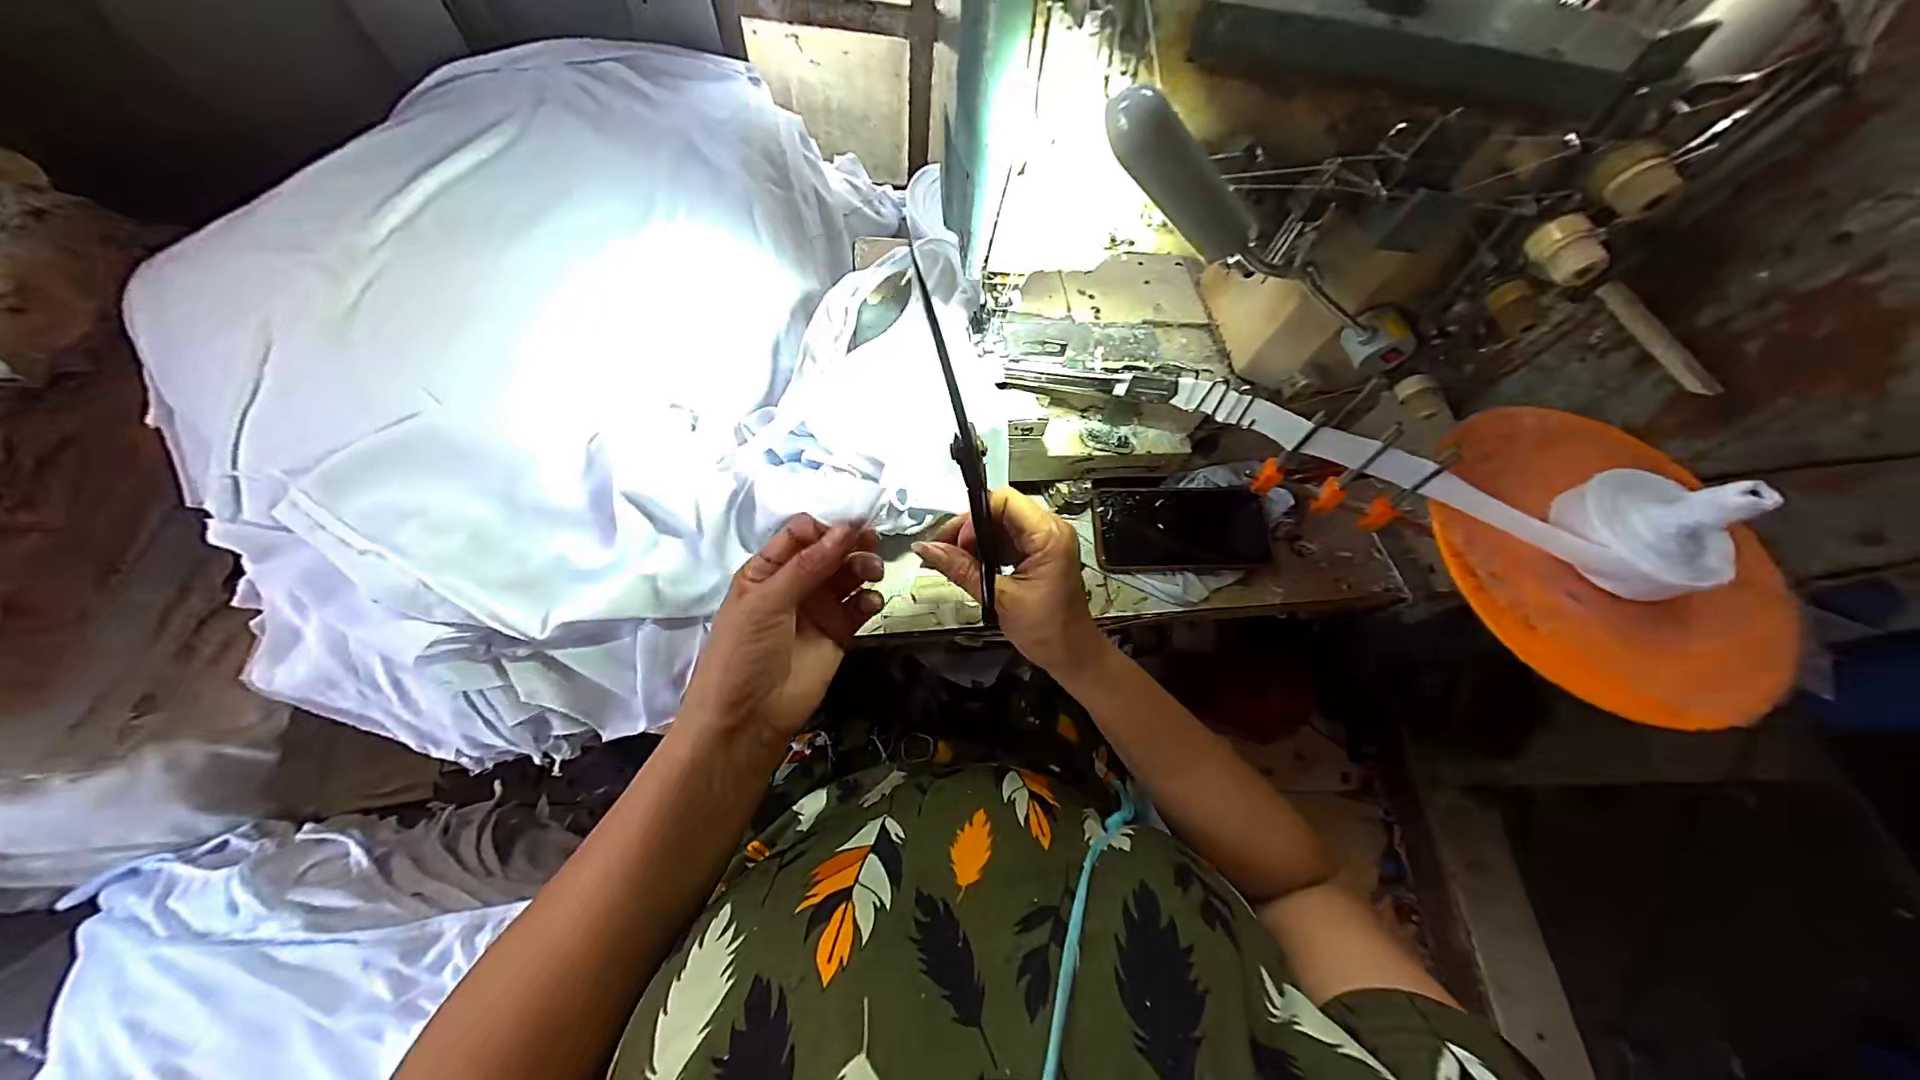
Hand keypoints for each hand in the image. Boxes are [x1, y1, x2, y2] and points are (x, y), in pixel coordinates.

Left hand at [679, 516, 883, 748]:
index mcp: (767, 571)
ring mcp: (817, 609)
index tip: (848, 529)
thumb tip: (845, 530)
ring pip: (848, 576)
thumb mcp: (766, 601)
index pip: (800, 536)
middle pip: (829, 553)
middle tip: (870, 542)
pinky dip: (869, 600)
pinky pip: (859, 607)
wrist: (747, 718)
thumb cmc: (742, 653)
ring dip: (863, 567)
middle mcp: (794, 585)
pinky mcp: (838, 633)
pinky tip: (869, 603)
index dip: (824, 529)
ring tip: (872, 572)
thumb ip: (807, 565)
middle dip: (850, 544)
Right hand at [912, 488, 1106, 674]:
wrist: (1071, 654)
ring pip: (1000, 524)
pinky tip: (973, 566)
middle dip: (969, 528)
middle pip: (999, 509)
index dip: (973, 517)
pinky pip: (1007, 538)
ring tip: (956, 561)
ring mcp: (1046, 540)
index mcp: (1049, 536)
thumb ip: (961, 569)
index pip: (1003, 500)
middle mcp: (1051, 530)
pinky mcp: (1039, 552)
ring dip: (975, 540)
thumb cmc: (1049, 631)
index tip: (954, 540)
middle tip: (945, 550)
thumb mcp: (998, 598)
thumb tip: (929, 549)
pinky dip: (987, 549)